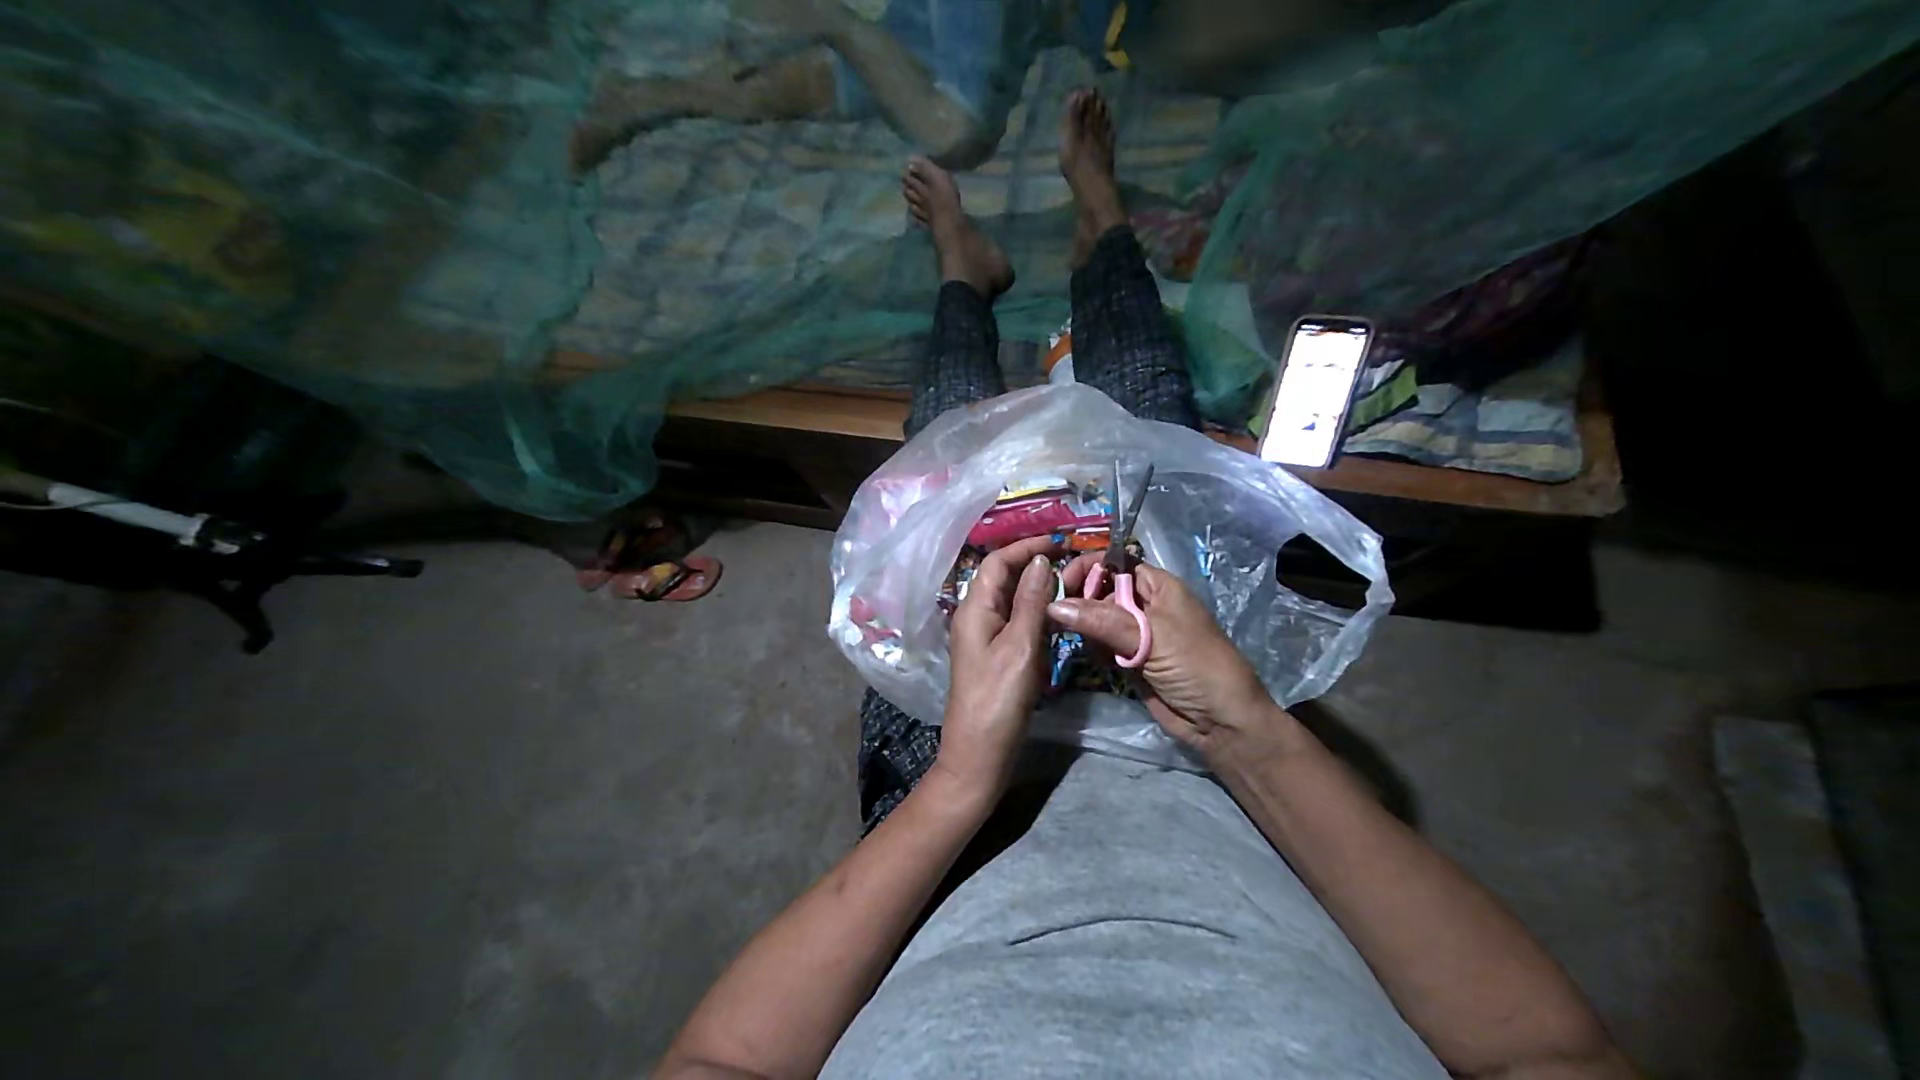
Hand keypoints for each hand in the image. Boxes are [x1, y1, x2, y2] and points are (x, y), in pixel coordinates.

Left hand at [936, 535, 1060, 799]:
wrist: (980, 755)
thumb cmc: (998, 700)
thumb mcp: (1020, 647)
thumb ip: (1031, 602)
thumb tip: (1041, 560)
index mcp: (974, 609)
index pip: (996, 563)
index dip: (1024, 546)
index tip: (1058, 540)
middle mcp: (977, 617)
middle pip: (1004, 578)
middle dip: (1034, 565)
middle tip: (1073, 560)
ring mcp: (986, 638)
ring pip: (1013, 601)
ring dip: (1039, 588)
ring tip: (1074, 582)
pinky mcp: (998, 657)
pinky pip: (1018, 623)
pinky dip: (1038, 613)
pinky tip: (1060, 615)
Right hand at [1050, 558, 1298, 764]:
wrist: (1221, 722)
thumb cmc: (1197, 666)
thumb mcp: (1152, 637)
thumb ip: (1102, 620)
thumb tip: (1054, 606)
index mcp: (1158, 586)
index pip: (1114, 563)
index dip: (1087, 568)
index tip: (1061, 583)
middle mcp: (1144, 605)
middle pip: (1099, 590)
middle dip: (1079, 601)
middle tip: (1058, 618)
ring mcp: (1136, 634)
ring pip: (1095, 620)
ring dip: (1085, 630)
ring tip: (1079, 642)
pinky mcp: (1129, 660)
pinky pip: (1100, 646)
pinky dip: (1094, 651)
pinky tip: (1098, 661)